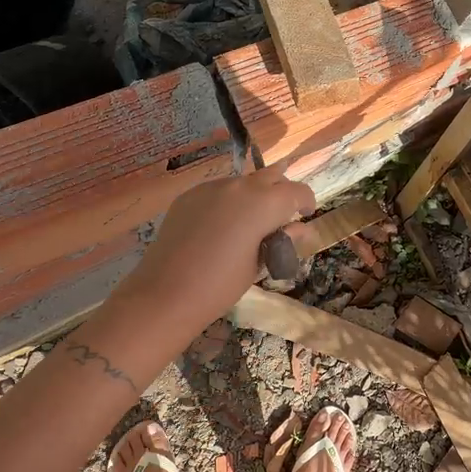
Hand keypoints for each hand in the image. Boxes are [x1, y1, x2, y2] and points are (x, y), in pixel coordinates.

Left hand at [121, 166, 313, 323]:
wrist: (164, 294)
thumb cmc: (221, 284)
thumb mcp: (260, 264)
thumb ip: (283, 239)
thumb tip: (301, 230)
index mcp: (265, 202)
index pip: (297, 191)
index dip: (306, 202)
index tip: (305, 216)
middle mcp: (240, 186)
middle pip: (272, 176)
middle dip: (281, 192)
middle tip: (279, 217)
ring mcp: (212, 188)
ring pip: (243, 181)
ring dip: (254, 195)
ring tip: (249, 223)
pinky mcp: (189, 195)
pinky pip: (219, 190)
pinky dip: (228, 201)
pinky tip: (220, 227)